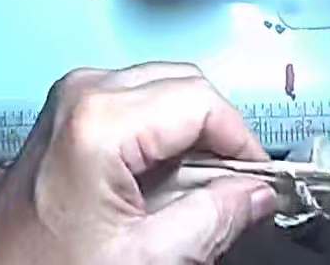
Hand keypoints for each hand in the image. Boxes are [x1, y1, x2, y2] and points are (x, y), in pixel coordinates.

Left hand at [0, 63, 277, 264]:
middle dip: (216, 131)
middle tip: (238, 186)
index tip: (260, 180)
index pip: (199, 99)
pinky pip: (134, 99)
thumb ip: (211, 219)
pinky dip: (161, 130)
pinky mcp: (68, 107)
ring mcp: (73, 93)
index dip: (240, 139)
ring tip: (202, 189)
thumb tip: (256, 192)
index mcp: (101, 117)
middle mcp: (85, 88)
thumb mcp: (144, 261)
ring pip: (161, 86)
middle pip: (181, 82)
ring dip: (190, 130)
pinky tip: (165, 179)